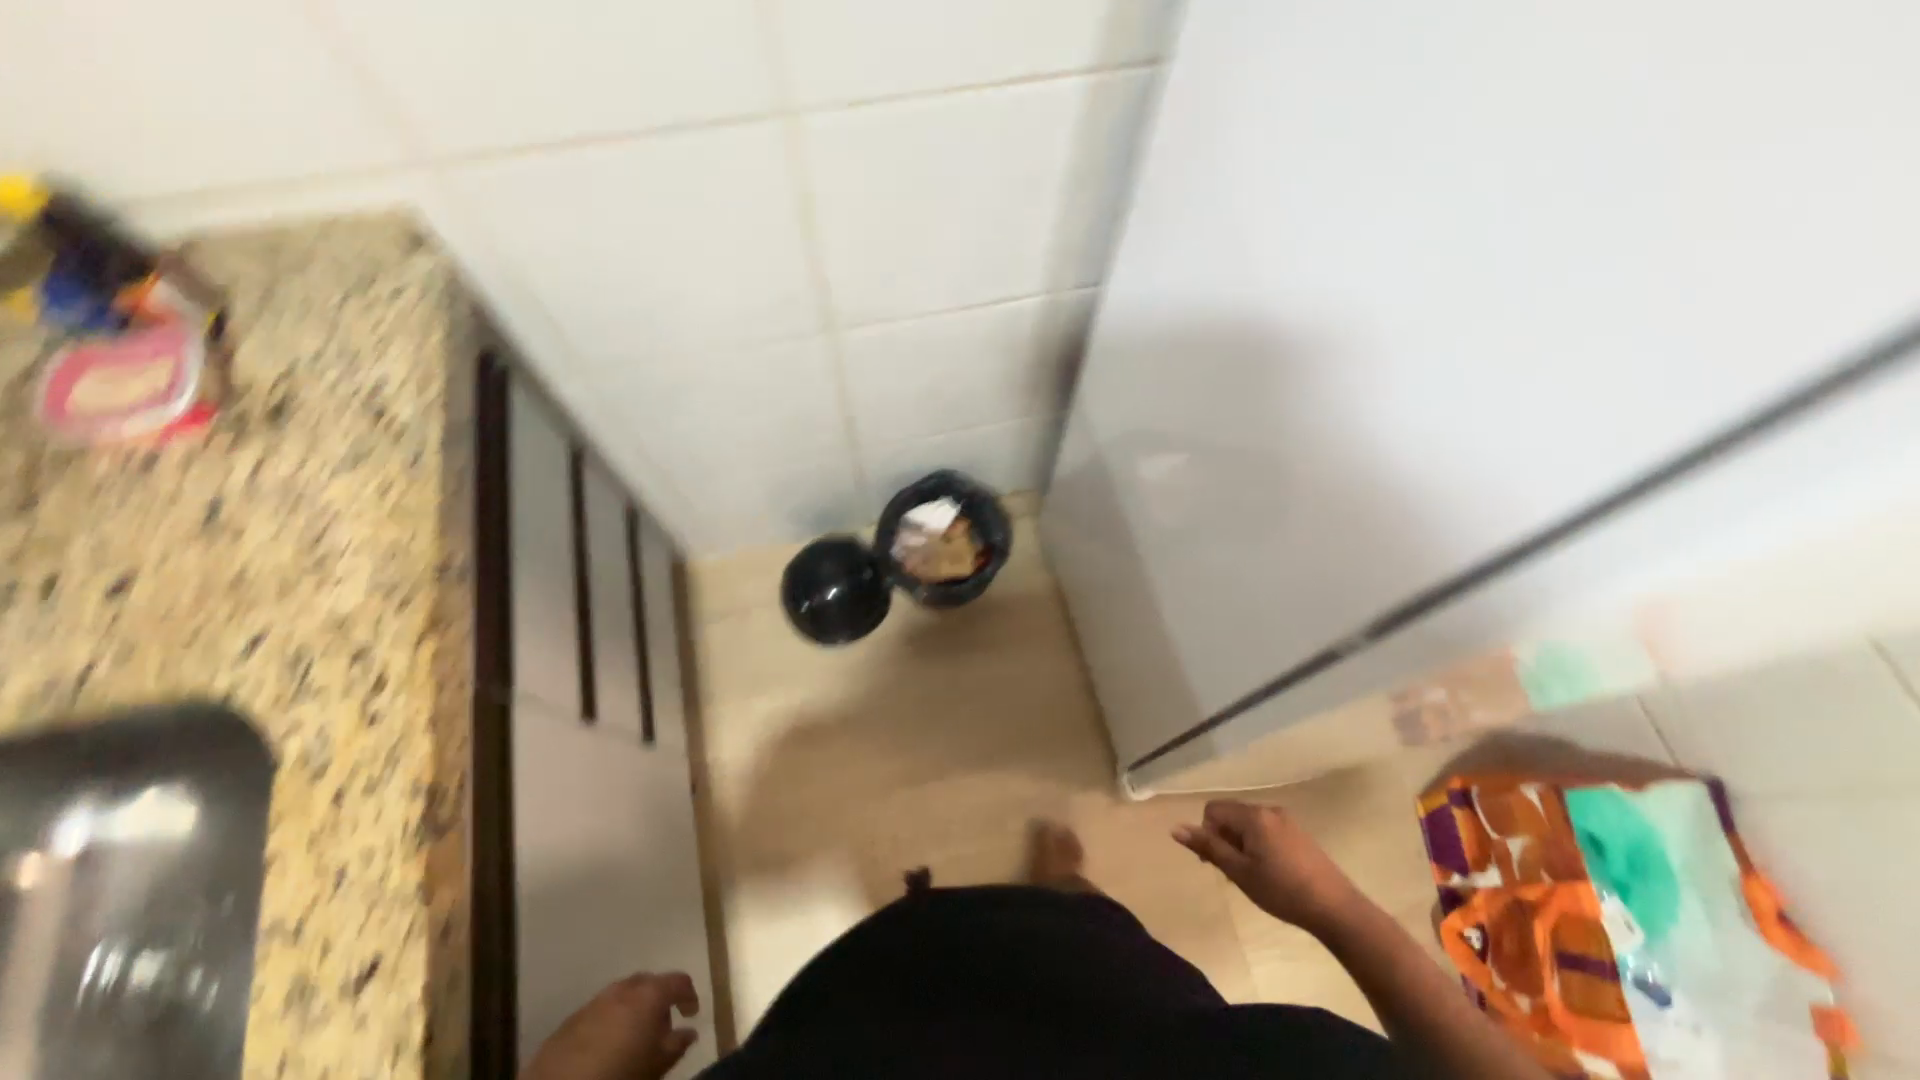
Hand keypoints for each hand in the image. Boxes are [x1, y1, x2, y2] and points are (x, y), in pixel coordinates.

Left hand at [520, 972, 700, 1079]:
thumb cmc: (621, 1073)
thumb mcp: (658, 1064)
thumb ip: (678, 1044)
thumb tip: (689, 1032)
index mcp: (648, 995)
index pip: (679, 981)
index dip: (689, 995)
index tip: (691, 1015)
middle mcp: (622, 990)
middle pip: (648, 983)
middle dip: (659, 999)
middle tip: (662, 1025)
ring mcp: (594, 1003)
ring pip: (621, 996)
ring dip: (632, 1009)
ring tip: (634, 1037)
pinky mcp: (571, 1020)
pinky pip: (599, 1011)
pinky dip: (610, 1021)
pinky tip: (606, 1046)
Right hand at [1174, 800, 1363, 935]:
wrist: (1335, 907)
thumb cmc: (1282, 890)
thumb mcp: (1239, 871)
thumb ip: (1208, 847)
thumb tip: (1175, 828)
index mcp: (1253, 816)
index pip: (1212, 810)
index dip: (1207, 834)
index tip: (1216, 863)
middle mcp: (1269, 810)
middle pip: (1231, 815)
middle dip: (1224, 840)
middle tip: (1233, 873)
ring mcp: (1287, 821)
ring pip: (1248, 825)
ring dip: (1240, 845)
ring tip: (1252, 876)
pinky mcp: (1299, 834)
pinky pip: (1266, 830)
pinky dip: (1258, 846)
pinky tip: (1270, 873)